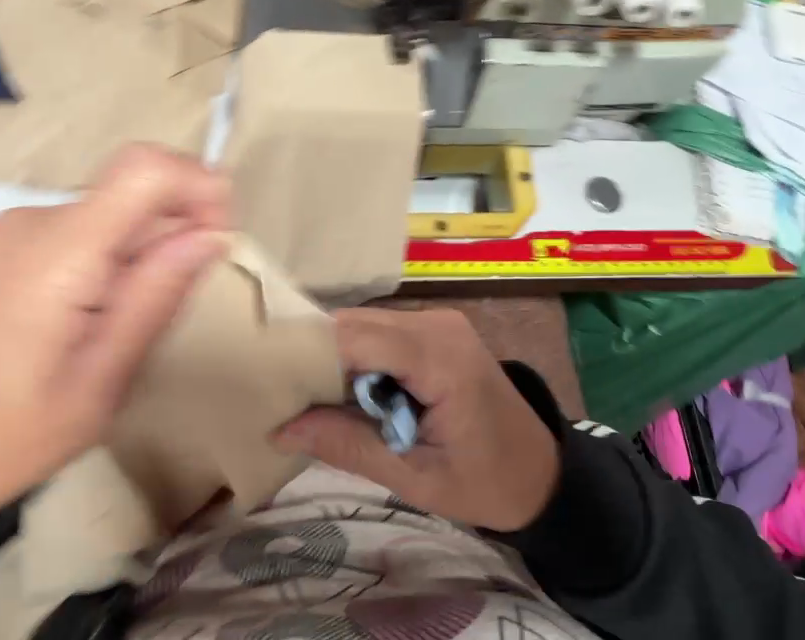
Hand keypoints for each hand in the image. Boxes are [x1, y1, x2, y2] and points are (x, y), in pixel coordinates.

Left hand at [0, 145, 229, 540]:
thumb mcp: (100, 384)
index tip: (219, 242)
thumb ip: (156, 298)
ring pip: (118, 212)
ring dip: (147, 254)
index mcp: (58, 252)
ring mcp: (18, 232)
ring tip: (128, 329)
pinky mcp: (11, 247)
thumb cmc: (3, 442)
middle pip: (136, 190)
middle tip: (173, 311)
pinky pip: (90, 230)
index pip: (144, 167)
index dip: (198, 185)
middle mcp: (35, 222)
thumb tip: (212, 233)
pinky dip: (117, 261)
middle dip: (177, 234)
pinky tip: (98, 322)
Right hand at [273, 308, 559, 531]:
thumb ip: (348, 445)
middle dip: (315, 356)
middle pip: (355, 325)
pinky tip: (337, 392)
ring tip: (298, 396)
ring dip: (334, 359)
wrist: (541, 473)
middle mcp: (437, 324)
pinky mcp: (436, 331)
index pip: (355, 337)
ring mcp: (439, 322)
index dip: (307, 352)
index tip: (263, 377)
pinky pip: (382, 334)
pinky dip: (357, 358)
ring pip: (364, 326)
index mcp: (439, 356)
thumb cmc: (485, 482)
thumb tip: (281, 427)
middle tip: (274, 392)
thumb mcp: (414, 476)